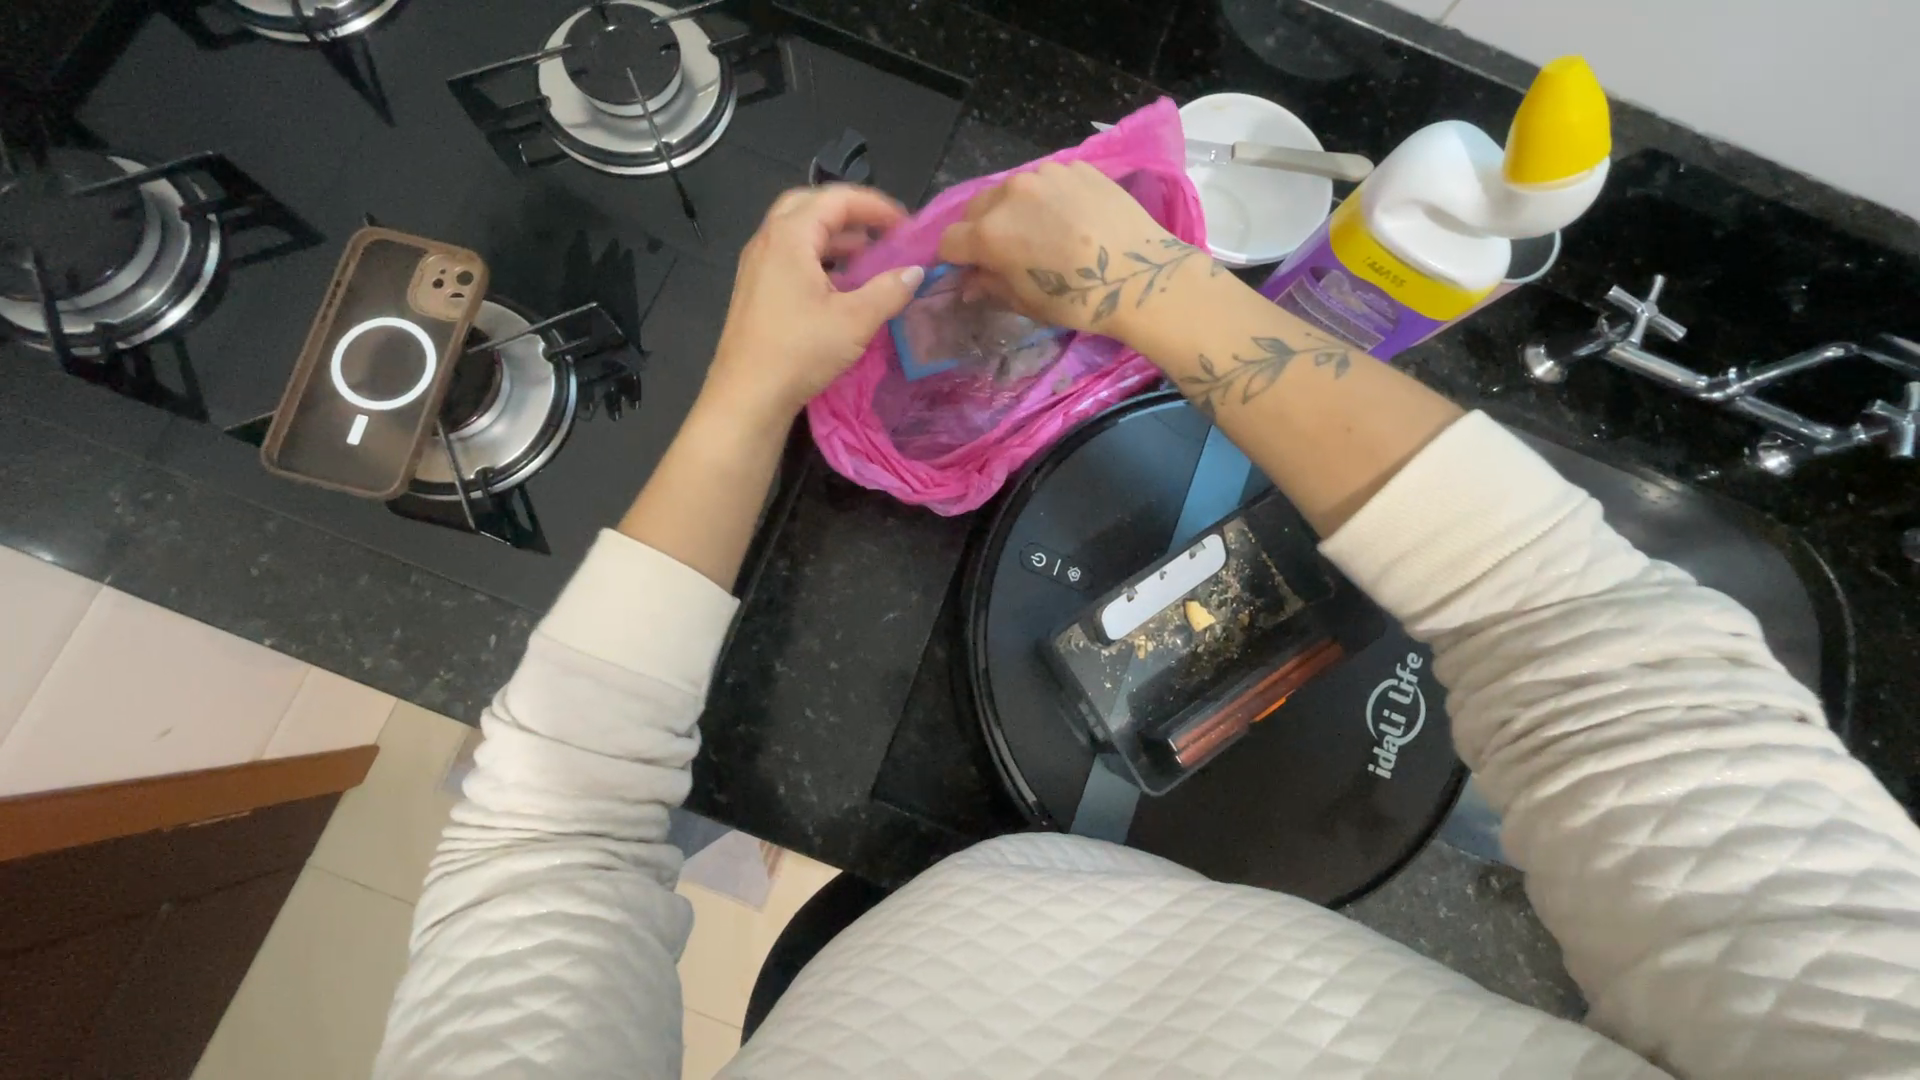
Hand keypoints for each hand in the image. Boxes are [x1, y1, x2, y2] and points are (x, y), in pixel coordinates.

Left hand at [707, 185, 926, 422]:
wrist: (748, 395)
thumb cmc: (800, 351)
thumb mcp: (855, 321)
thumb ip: (889, 290)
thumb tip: (915, 272)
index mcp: (790, 236)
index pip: (836, 198)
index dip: (875, 206)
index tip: (906, 226)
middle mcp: (768, 241)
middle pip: (811, 206)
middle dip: (850, 214)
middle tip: (881, 232)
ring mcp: (757, 266)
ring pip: (799, 234)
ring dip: (834, 238)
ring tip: (868, 259)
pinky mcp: (756, 291)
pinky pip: (790, 258)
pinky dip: (819, 260)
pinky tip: (840, 288)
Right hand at [937, 162, 1211, 344]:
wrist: (1142, 276)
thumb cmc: (1079, 300)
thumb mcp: (1027, 303)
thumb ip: (990, 287)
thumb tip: (969, 283)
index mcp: (989, 233)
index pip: (950, 241)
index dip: (954, 260)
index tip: (969, 272)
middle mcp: (1009, 193)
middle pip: (975, 210)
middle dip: (980, 232)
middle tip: (1004, 255)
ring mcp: (1044, 174)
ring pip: (1010, 192)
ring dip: (1013, 212)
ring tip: (1041, 235)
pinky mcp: (1075, 166)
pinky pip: (1045, 182)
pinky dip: (1045, 200)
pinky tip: (1069, 221)